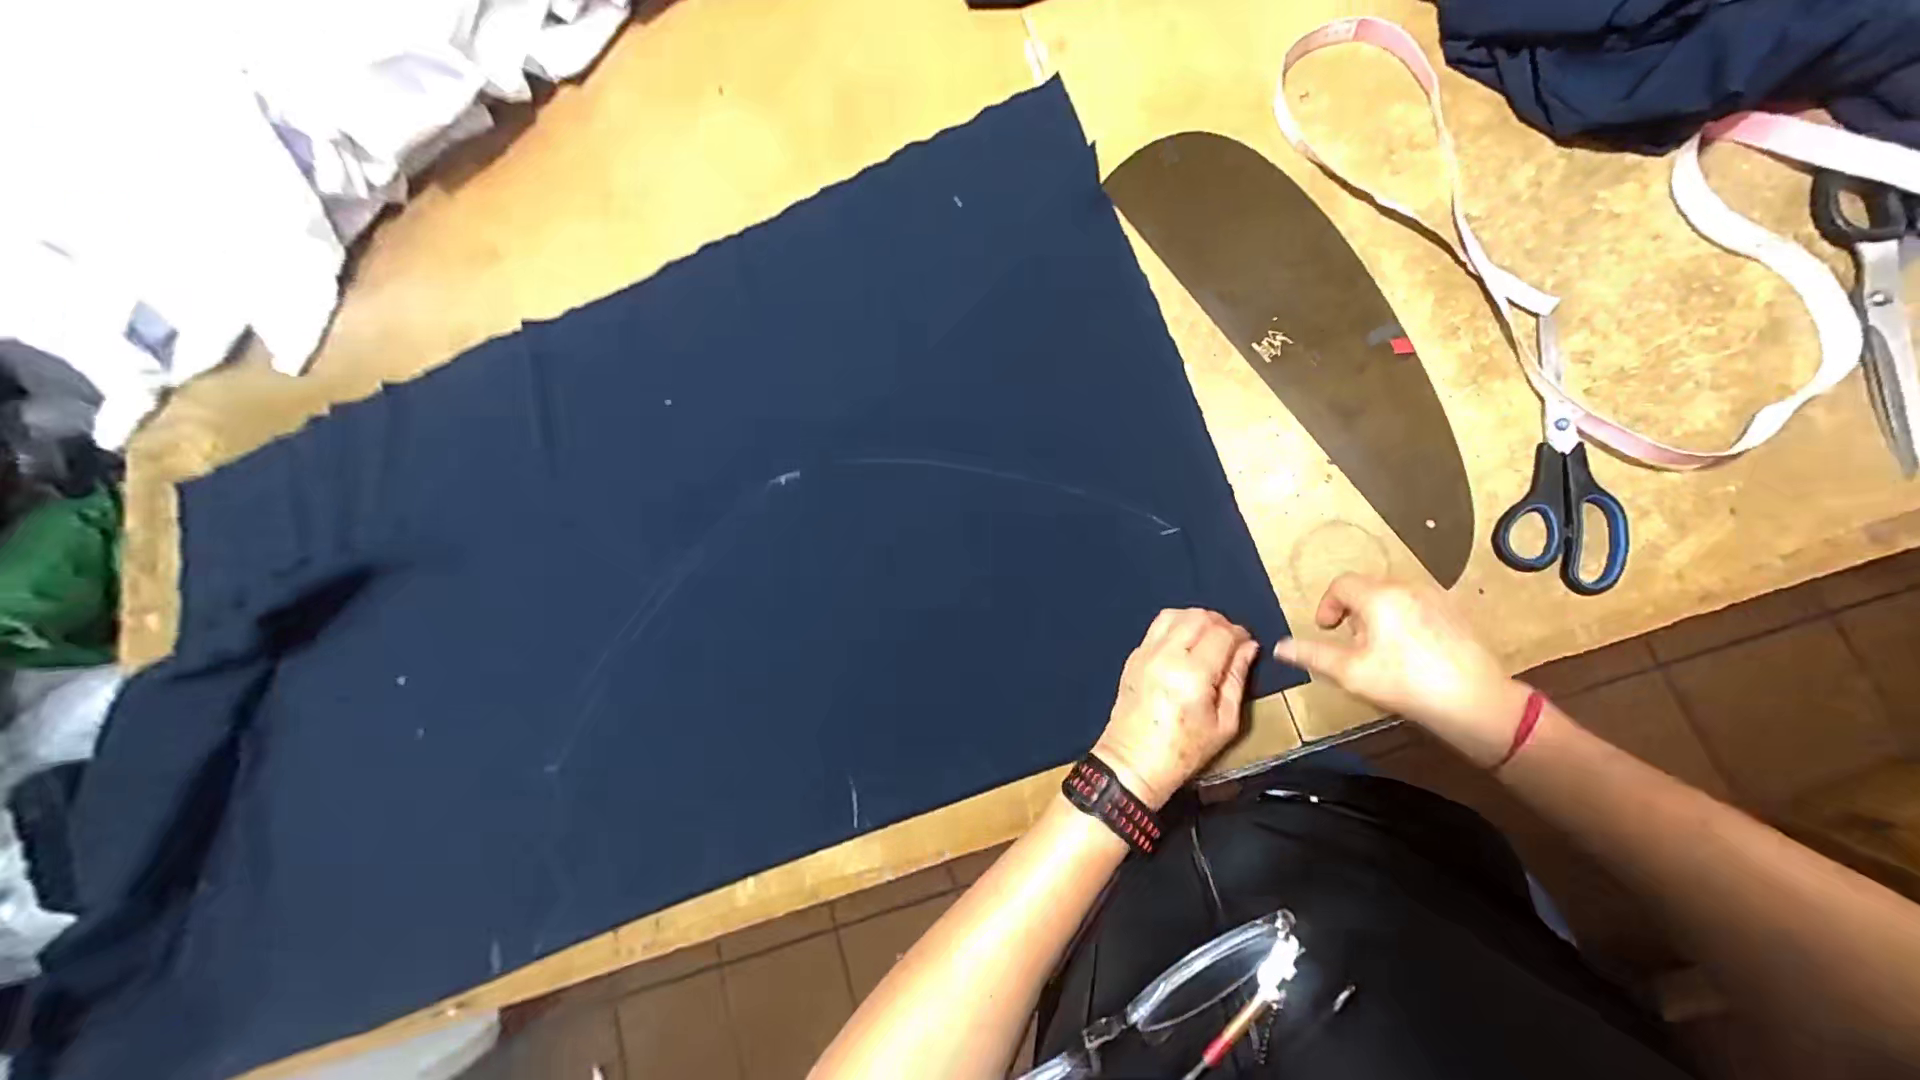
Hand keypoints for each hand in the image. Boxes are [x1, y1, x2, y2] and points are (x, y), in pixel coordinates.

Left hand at [1092, 609, 1257, 808]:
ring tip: (1208, 640)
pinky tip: (1185, 647)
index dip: (1240, 634)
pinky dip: (1175, 628)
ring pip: (1174, 614)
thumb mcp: (1225, 722)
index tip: (1247, 644)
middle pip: (1197, 616)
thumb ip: (1237, 678)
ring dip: (1195, 620)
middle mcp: (1165, 656)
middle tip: (1230, 641)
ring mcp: (1144, 653)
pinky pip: (1156, 628)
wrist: (1133, 761)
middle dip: (1220, 623)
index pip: (1222, 633)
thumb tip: (1248, 648)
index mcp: (1192, 674)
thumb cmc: (1183, 750)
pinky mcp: (1133, 657)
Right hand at [1271, 574, 1529, 766]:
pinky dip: (1404, 620)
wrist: (1478, 703)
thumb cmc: (1407, 684)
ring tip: (1381, 650)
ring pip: (1393, 596)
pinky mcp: (1456, 613)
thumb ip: (1312, 654)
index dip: (1328, 606)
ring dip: (1378, 616)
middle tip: (1354, 645)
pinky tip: (1410, 652)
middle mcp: (1408, 588)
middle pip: (1367, 589)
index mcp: (1379, 597)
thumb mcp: (1350, 672)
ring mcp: (1436, 598)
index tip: (1327, 630)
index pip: (1341, 585)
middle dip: (1353, 613)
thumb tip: (1280, 647)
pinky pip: (1417, 606)